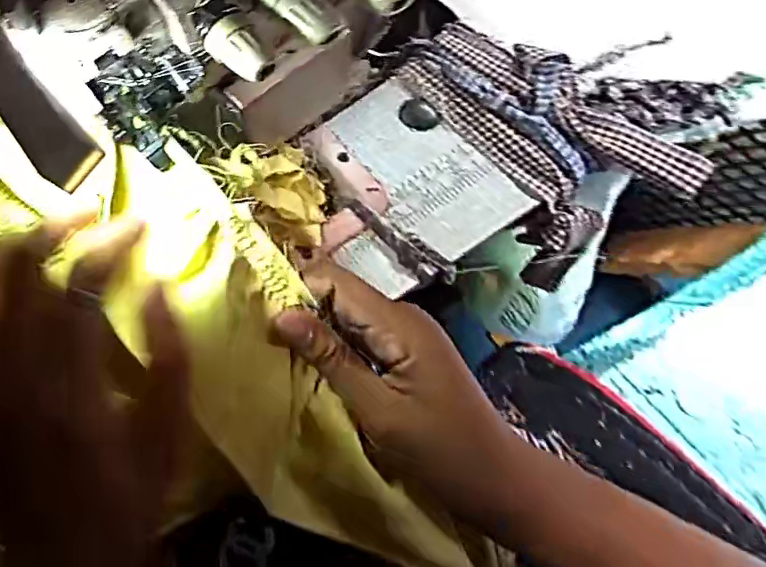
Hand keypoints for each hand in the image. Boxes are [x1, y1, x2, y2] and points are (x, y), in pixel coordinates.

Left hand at [0, 216, 190, 566]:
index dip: (109, 242)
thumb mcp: (169, 435)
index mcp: (73, 388)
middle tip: (87, 211)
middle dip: (56, 228)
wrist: (63, 558)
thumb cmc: (126, 497)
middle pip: (22, 275)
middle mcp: (17, 377)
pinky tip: (5, 271)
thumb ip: (170, 357)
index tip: (136, 222)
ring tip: (45, 231)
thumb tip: (159, 283)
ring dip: (13, 248)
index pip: (82, 287)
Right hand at [273, 260, 764, 566]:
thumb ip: (331, 358)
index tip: (259, 305)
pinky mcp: (406, 346)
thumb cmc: (445, 453)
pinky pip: (360, 327)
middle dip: (301, 302)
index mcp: (398, 322)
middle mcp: (402, 314)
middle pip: (338, 289)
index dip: (295, 286)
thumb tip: (281, 314)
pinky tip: (316, 356)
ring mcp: (406, 329)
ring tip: (282, 339)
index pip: (334, 280)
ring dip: (315, 321)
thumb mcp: (380, 412)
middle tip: (264, 325)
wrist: (506, 485)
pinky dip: (334, 337)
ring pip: (346, 307)